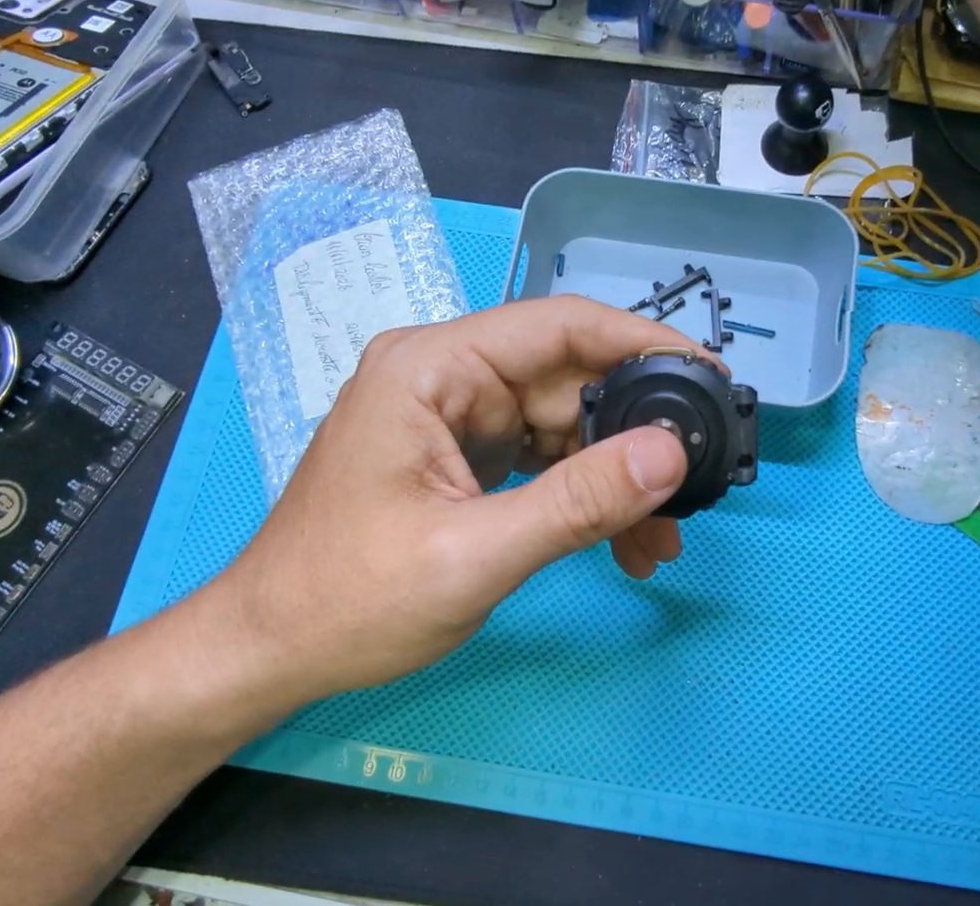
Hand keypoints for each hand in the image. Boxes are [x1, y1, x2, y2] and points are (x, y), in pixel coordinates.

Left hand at [199, 296, 707, 706]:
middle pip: (569, 381)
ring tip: (661, 537)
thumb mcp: (474, 555)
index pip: (559, 327)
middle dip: (635, 436)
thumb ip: (577, 501)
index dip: (642, 343)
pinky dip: (584, 494)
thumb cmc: (347, 602)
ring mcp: (456, 416)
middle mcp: (447, 376)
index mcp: (432, 368)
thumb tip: (671, 455)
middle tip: (696, 483)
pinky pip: (544, 457)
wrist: (269, 652)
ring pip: (566, 425)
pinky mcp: (465, 453)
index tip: (710, 375)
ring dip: (615, 477)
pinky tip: (622, 540)